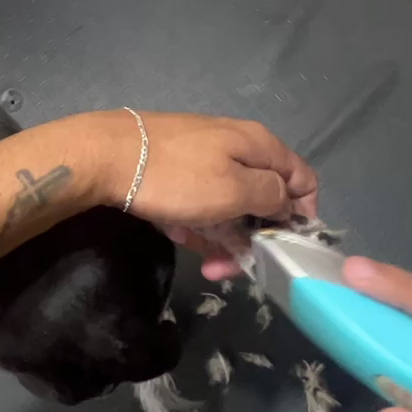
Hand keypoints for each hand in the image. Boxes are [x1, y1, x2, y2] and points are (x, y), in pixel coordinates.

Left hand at [68, 110, 317, 227]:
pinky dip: (193, 220)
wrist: (108, 155)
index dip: (301, 217)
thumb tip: (290, 202)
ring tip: (195, 249)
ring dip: (218, 234)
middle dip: (251, 237)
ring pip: (229, 205)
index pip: (303, 180)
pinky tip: (174, 230)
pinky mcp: (178, 168)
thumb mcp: (234, 190)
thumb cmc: (177, 176)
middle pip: (264, 198)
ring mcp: (205, 156)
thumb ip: (273, 196)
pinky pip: (199, 201)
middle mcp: (237, 146)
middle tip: (229, 267)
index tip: (284, 250)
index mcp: (259, 145)